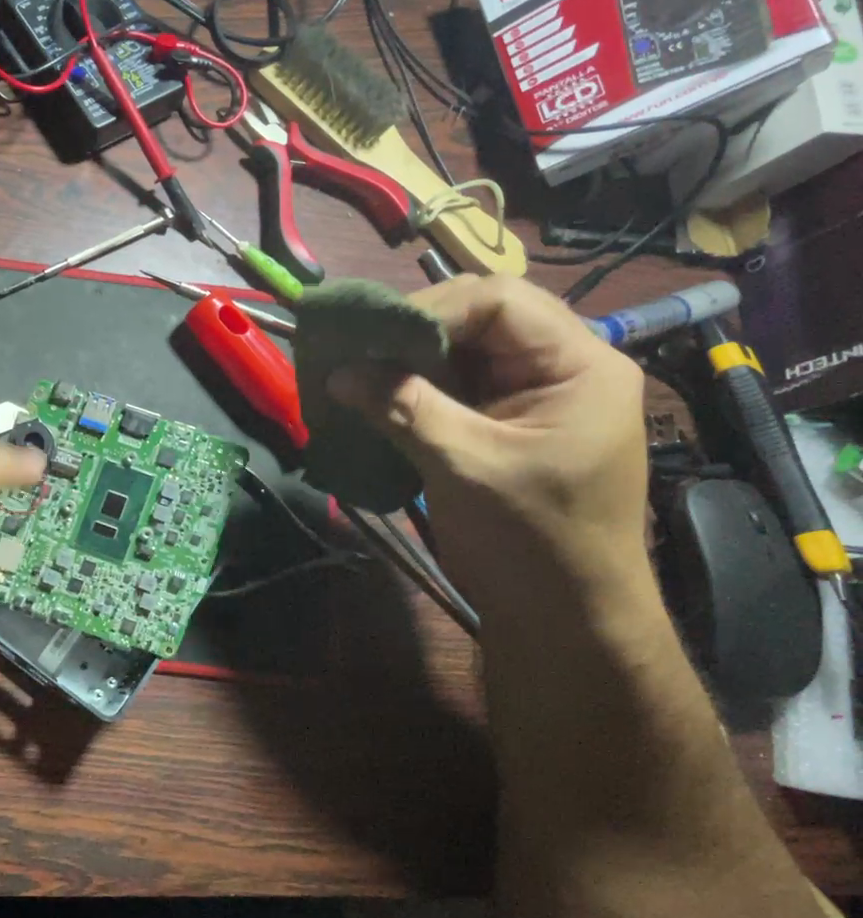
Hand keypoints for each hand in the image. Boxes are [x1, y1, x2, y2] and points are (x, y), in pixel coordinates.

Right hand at [327, 275, 650, 624]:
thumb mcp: (464, 465)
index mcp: (578, 365)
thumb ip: (404, 409)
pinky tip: (375, 404)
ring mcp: (534, 400)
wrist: (563, 615)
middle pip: (482, 320)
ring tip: (354, 377)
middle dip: (412, 335)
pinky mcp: (507, 429)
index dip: (428, 310)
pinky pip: (456, 392)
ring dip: (407, 365)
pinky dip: (413, 394)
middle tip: (353, 356)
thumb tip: (339, 372)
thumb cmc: (530, 539)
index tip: (365, 340)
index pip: (499, 301)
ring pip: (463, 356)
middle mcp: (562, 370)